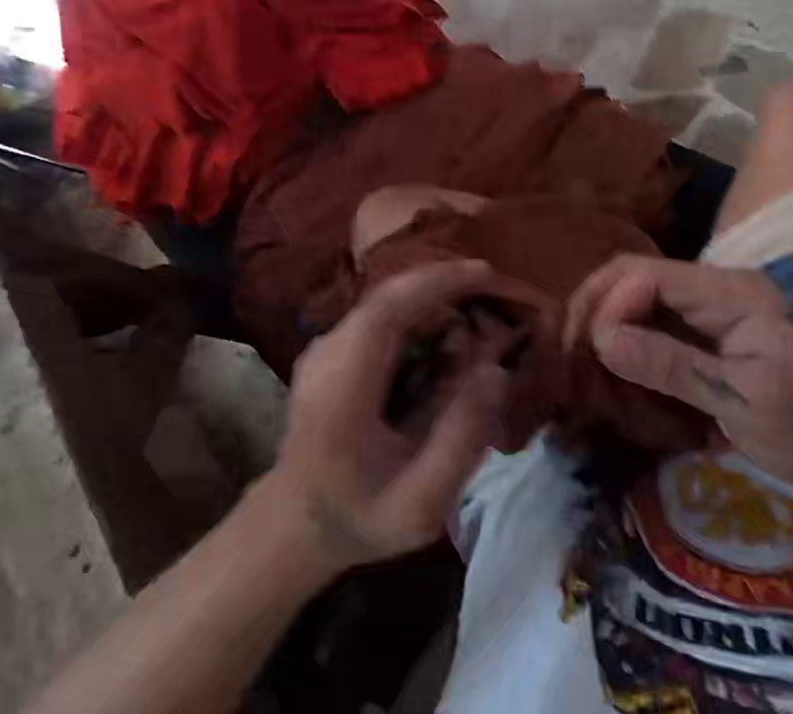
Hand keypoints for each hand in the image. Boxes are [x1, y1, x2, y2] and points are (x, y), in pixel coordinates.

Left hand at [266, 260, 512, 569]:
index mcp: (343, 384)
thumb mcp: (421, 502)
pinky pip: (378, 321)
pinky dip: (416, 321)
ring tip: (476, 336)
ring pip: (384, 305)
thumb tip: (495, 370)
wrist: (296, 520)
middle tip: (496, 305)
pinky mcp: (330, 353)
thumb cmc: (359, 517)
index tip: (486, 272)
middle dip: (444, 289)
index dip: (436, 281)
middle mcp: (327, 352)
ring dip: (433, 306)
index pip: (387, 308)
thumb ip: (461, 438)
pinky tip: (443, 351)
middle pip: (388, 297)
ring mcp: (323, 349)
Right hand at [563, 255, 792, 488]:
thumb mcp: (743, 402)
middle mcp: (717, 289)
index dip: (611, 306)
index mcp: (734, 293)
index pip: (646, 274)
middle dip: (594, 309)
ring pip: (634, 297)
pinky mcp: (704, 334)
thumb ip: (671, 365)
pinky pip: (648, 321)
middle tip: (568, 351)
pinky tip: (608, 366)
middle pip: (632, 277)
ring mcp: (710, 310)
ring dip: (602, 323)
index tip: (596, 353)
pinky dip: (621, 340)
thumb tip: (602, 339)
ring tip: (580, 358)